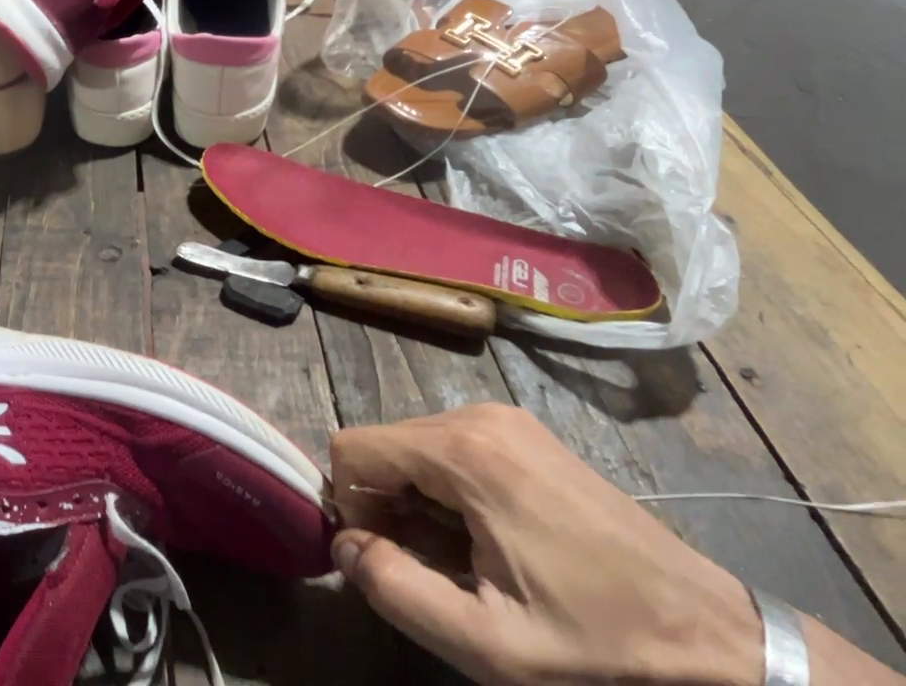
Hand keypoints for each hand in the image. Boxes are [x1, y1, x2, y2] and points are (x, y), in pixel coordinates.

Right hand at [330, 403, 759, 685]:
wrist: (720, 643)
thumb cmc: (599, 646)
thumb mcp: (485, 641)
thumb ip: (392, 587)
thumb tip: (343, 545)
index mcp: (465, 454)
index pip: (352, 449)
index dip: (350, 505)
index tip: (387, 558)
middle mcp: (478, 418)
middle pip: (382, 446)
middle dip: (383, 505)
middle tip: (428, 567)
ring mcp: (507, 422)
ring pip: (410, 447)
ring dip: (413, 501)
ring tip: (461, 558)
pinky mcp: (526, 435)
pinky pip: (448, 449)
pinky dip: (443, 490)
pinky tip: (485, 538)